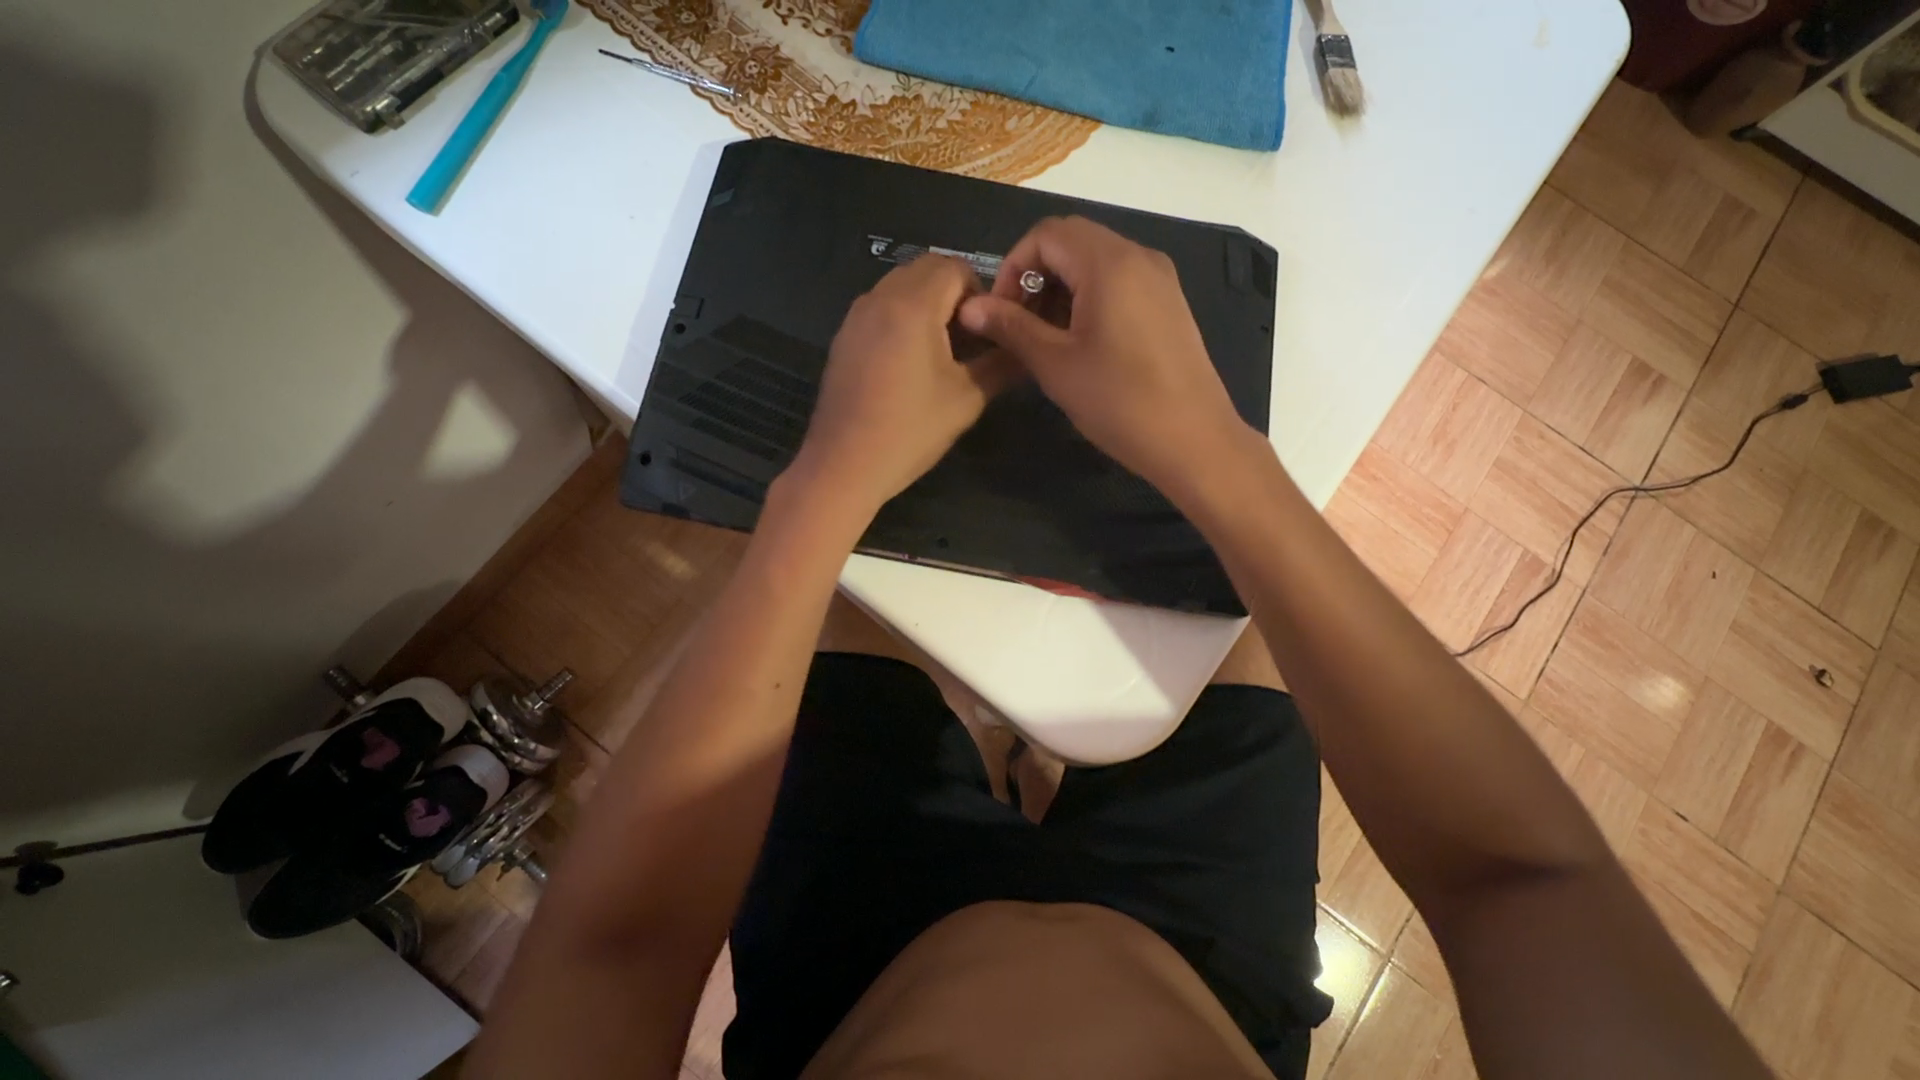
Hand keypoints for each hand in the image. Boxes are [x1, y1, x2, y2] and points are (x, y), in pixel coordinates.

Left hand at [789, 255, 1016, 511]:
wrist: (844, 465)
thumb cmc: (909, 431)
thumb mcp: (967, 399)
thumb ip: (1002, 364)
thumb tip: (1026, 347)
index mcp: (912, 305)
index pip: (956, 267)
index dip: (981, 292)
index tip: (987, 332)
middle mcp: (880, 298)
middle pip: (927, 268)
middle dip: (955, 294)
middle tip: (969, 339)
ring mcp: (856, 316)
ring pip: (901, 285)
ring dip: (928, 304)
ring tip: (943, 352)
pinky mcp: (844, 337)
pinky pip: (881, 308)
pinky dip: (903, 318)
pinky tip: (911, 365)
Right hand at [957, 217, 1259, 499]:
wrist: (1194, 441)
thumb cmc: (1119, 402)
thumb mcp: (1055, 365)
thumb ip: (1011, 327)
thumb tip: (969, 307)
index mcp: (1109, 263)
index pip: (1045, 234)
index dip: (1013, 267)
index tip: (1000, 313)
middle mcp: (1138, 257)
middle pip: (1072, 240)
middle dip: (1036, 275)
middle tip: (1019, 324)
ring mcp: (1159, 279)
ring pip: (1096, 261)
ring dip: (1061, 288)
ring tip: (1045, 339)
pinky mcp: (1169, 304)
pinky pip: (1119, 281)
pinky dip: (1089, 297)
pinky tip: (1081, 343)